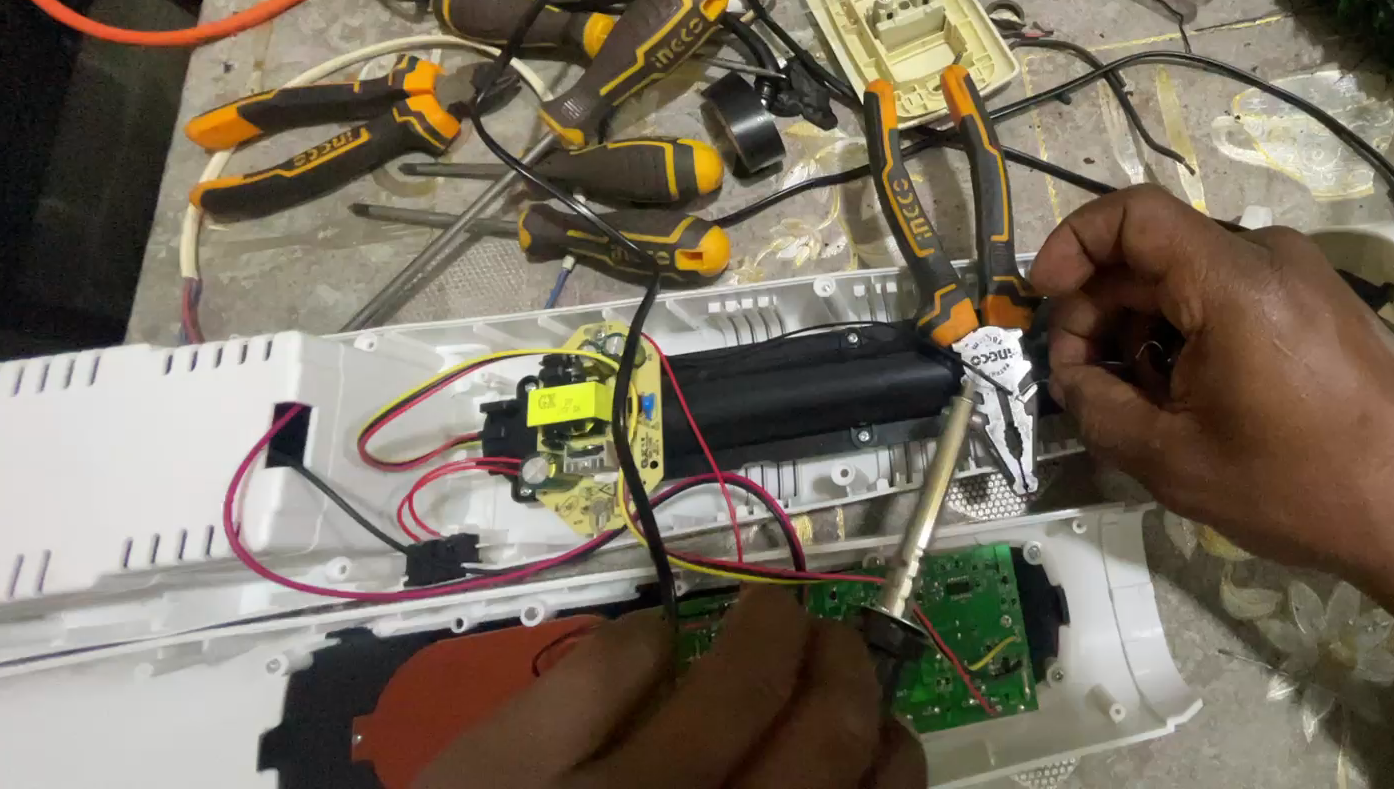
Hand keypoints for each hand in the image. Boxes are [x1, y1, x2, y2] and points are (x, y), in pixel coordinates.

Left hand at [416, 585, 924, 788]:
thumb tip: (863, 773)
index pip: (885, 787)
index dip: (892, 748)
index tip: (876, 732)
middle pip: (833, 719)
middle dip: (846, 666)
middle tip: (829, 652)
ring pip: (746, 666)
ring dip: (774, 625)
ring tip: (768, 621)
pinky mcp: (501, 771)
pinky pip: (613, 658)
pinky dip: (647, 641)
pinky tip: (651, 655)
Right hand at [1029, 186, 1393, 600]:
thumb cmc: (1299, 487)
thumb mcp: (1170, 460)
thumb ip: (1094, 407)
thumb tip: (1069, 375)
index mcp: (1234, 281)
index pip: (1133, 214)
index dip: (1072, 241)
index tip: (1043, 295)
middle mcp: (1268, 256)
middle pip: (1150, 251)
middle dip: (1096, 307)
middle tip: (1078, 374)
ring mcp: (1297, 274)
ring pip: (1182, 275)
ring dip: (1136, 324)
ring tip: (1130, 395)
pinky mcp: (1312, 300)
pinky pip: (1221, 292)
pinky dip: (1179, 328)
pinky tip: (1178, 389)